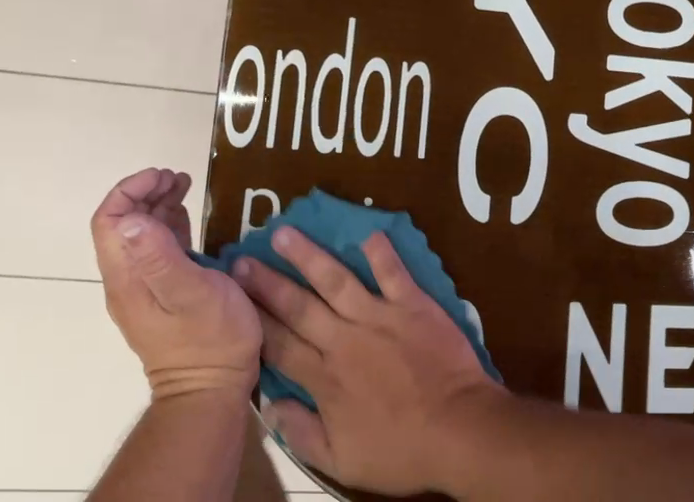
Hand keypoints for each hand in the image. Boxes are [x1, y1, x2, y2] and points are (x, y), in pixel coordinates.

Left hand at [91, 168, 260, 399]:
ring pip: (139, 235)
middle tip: (181, 178)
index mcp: (128, 277)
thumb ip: (160, 257)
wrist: (212, 392)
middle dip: (146, 193)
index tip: (163, 176)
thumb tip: (130, 220)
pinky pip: (157, 250)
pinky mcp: (163, 295)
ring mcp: (145, 289)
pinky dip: (169, 225)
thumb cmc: (208, 340)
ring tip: (186, 186)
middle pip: (122, 224)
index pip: (108, 221)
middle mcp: (128, 280)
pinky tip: (189, 217)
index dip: (130, 191)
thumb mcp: (190, 294)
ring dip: (157, 206)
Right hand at [233, 226, 505, 495]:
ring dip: (308, 256)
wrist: (460, 430)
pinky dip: (381, 253)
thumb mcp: (343, 461)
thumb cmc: (402, 449)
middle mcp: (344, 340)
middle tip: (241, 259)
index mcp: (326, 378)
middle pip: (298, 307)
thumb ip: (303, 433)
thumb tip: (269, 406)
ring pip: (336, 280)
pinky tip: (368, 232)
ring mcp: (378, 317)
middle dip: (267, 283)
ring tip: (284, 232)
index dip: (254, 321)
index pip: (280, 345)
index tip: (233, 298)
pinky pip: (393, 273)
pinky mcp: (412, 305)